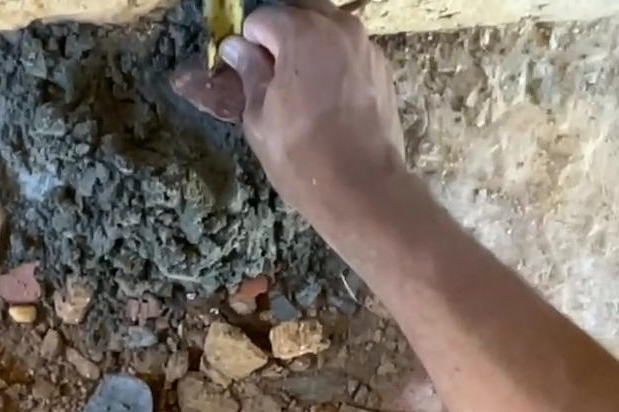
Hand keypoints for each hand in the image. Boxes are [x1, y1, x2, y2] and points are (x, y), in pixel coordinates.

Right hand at [173, 0, 409, 224]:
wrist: (363, 189)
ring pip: (327, 31)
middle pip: (298, 13)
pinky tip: (329, 102)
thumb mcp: (260, 120)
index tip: (246, 75)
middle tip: (272, 81)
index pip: (260, 19)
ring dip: (309, 50)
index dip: (248, 46)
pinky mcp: (382, 68)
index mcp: (301, 31)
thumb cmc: (303, 158)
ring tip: (302, 93)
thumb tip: (236, 49)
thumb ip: (248, 75)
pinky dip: (334, 65)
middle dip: (280, 40)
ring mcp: (365, 45)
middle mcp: (338, 26)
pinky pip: (349, 53)